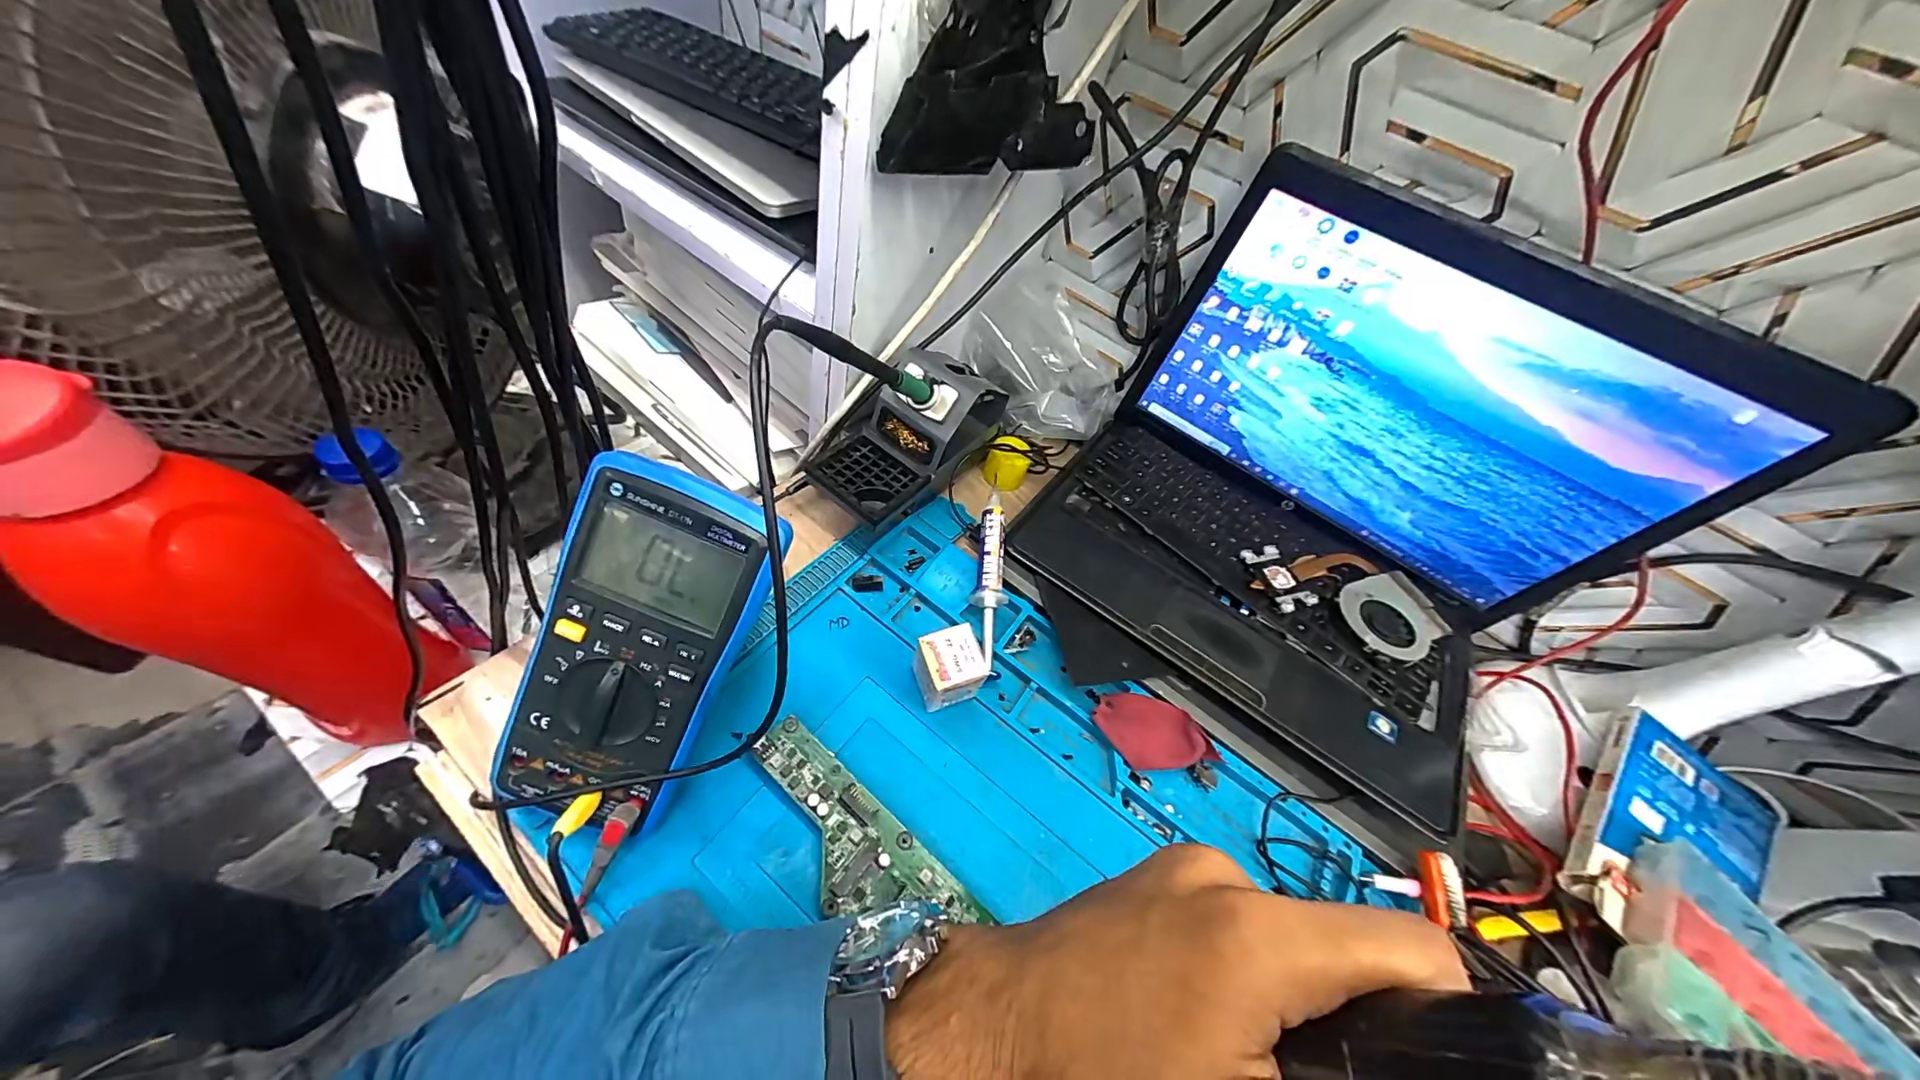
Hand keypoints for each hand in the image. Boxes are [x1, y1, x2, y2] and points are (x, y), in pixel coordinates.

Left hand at [885, 844, 1467, 1079]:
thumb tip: (1339, 1053)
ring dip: (1290, 996)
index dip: (1450, 1015)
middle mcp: (1222, 876)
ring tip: (1246, 1052)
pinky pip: (1226, 922)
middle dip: (1352, 1018)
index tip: (1441, 1063)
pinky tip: (1199, 1017)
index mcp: (1256, 930)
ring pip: (1281, 937)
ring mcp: (1177, 869)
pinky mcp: (1148, 878)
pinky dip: (1239, 970)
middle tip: (1311, 1070)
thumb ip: (1328, 1071)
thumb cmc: (1102, 1077)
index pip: (1409, 950)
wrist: (988, 1030)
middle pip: (1339, 945)